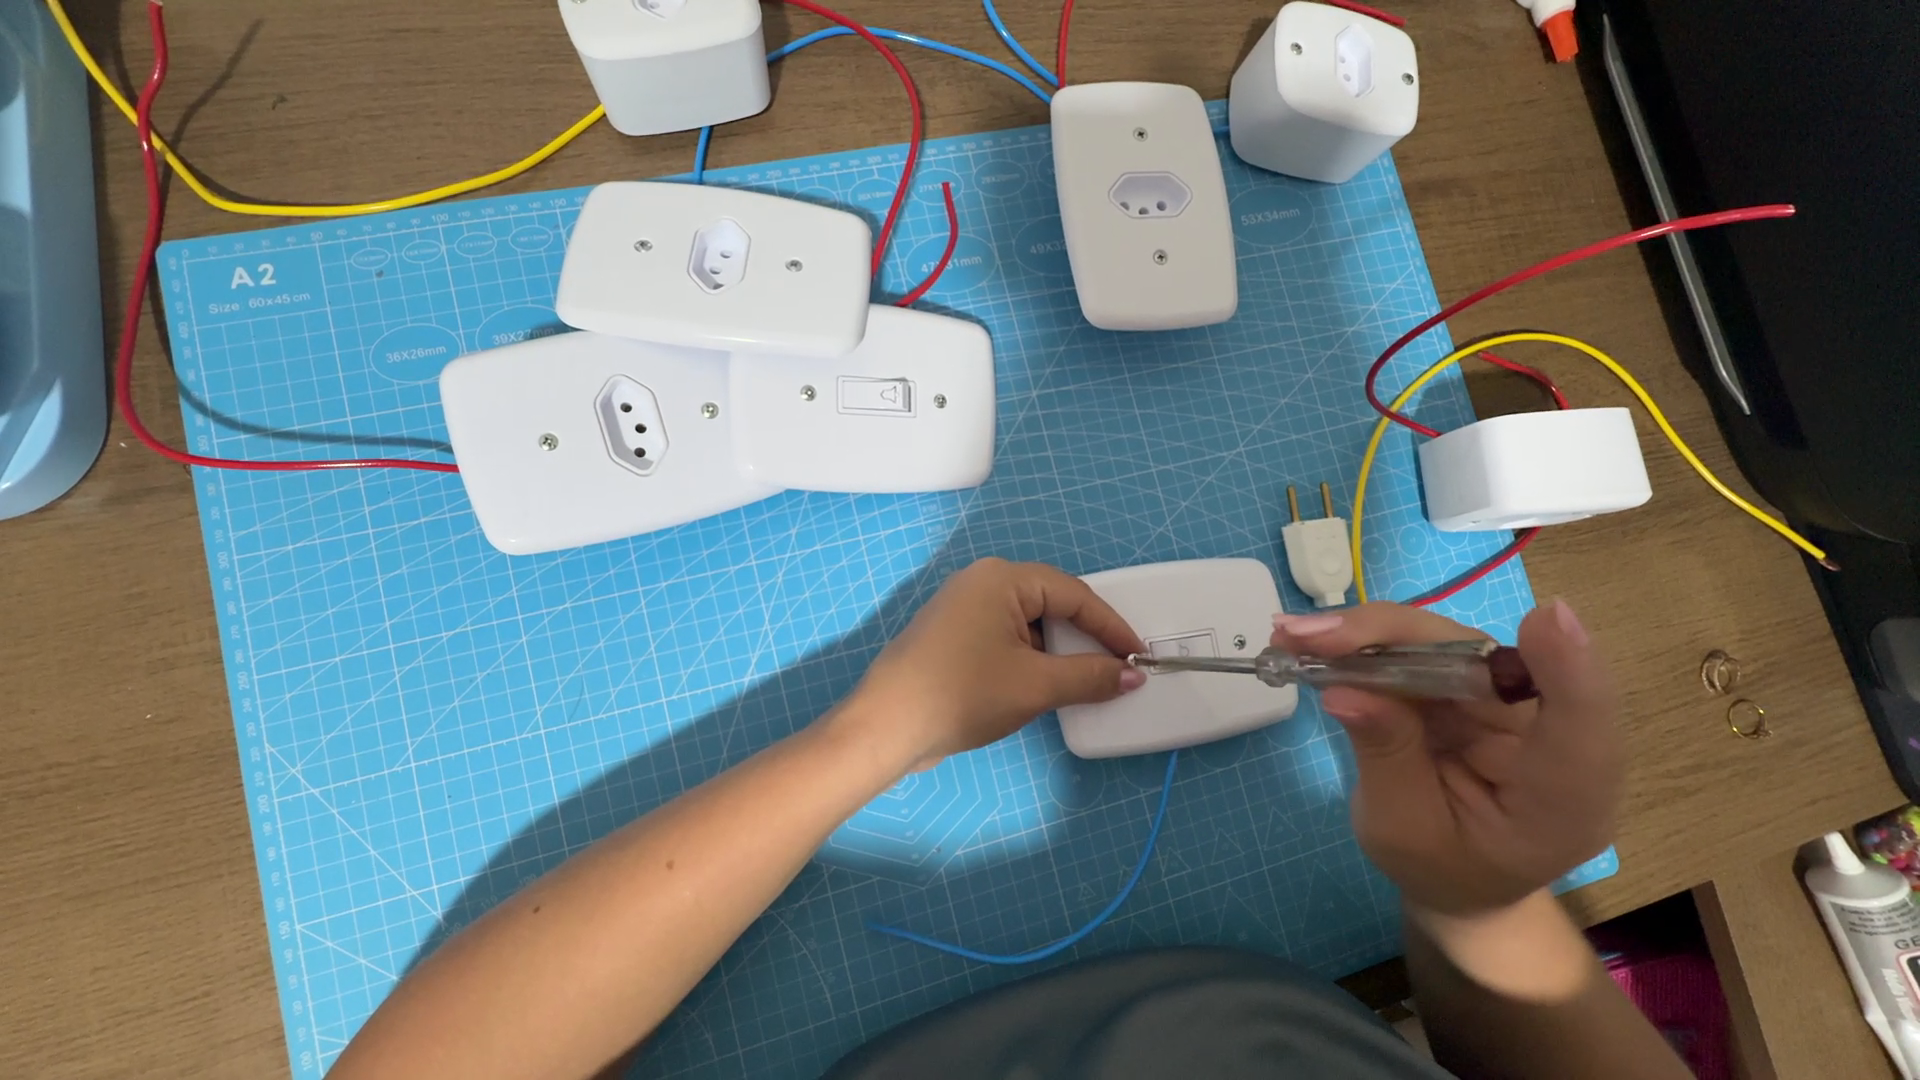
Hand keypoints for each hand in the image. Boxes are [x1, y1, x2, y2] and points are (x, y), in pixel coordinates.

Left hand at [844, 558, 1147, 771]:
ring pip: (1028, 623)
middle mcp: (981, 583)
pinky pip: (1005, 637)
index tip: (1139, 656)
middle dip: (1084, 639)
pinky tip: (1041, 686)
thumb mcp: (1036, 686)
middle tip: (1114, 669)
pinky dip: (1030, 658)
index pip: (1074, 594)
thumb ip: (1090, 676)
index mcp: (1002, 579)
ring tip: (1082, 683)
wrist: (887, 726)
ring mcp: (962, 608)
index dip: (1111, 627)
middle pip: (1050, 604)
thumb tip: (1131, 674)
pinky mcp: (951, 636)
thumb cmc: (964, 693)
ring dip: (1057, 652)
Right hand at [1271, 600, 1623, 916]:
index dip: (1566, 669)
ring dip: (1364, 633)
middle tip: (1308, 636)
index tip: (1546, 617)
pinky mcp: (1466, 684)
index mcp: (1559, 794)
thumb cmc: (1440, 870)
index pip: (1581, 726)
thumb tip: (1346, 690)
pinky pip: (1417, 649)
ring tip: (1292, 637)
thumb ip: (1385, 759)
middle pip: (1478, 661)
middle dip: (1392, 636)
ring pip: (1439, 643)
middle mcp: (1540, 729)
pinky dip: (1363, 642)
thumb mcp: (1403, 830)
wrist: (1458, 881)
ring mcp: (1501, 700)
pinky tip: (1314, 642)